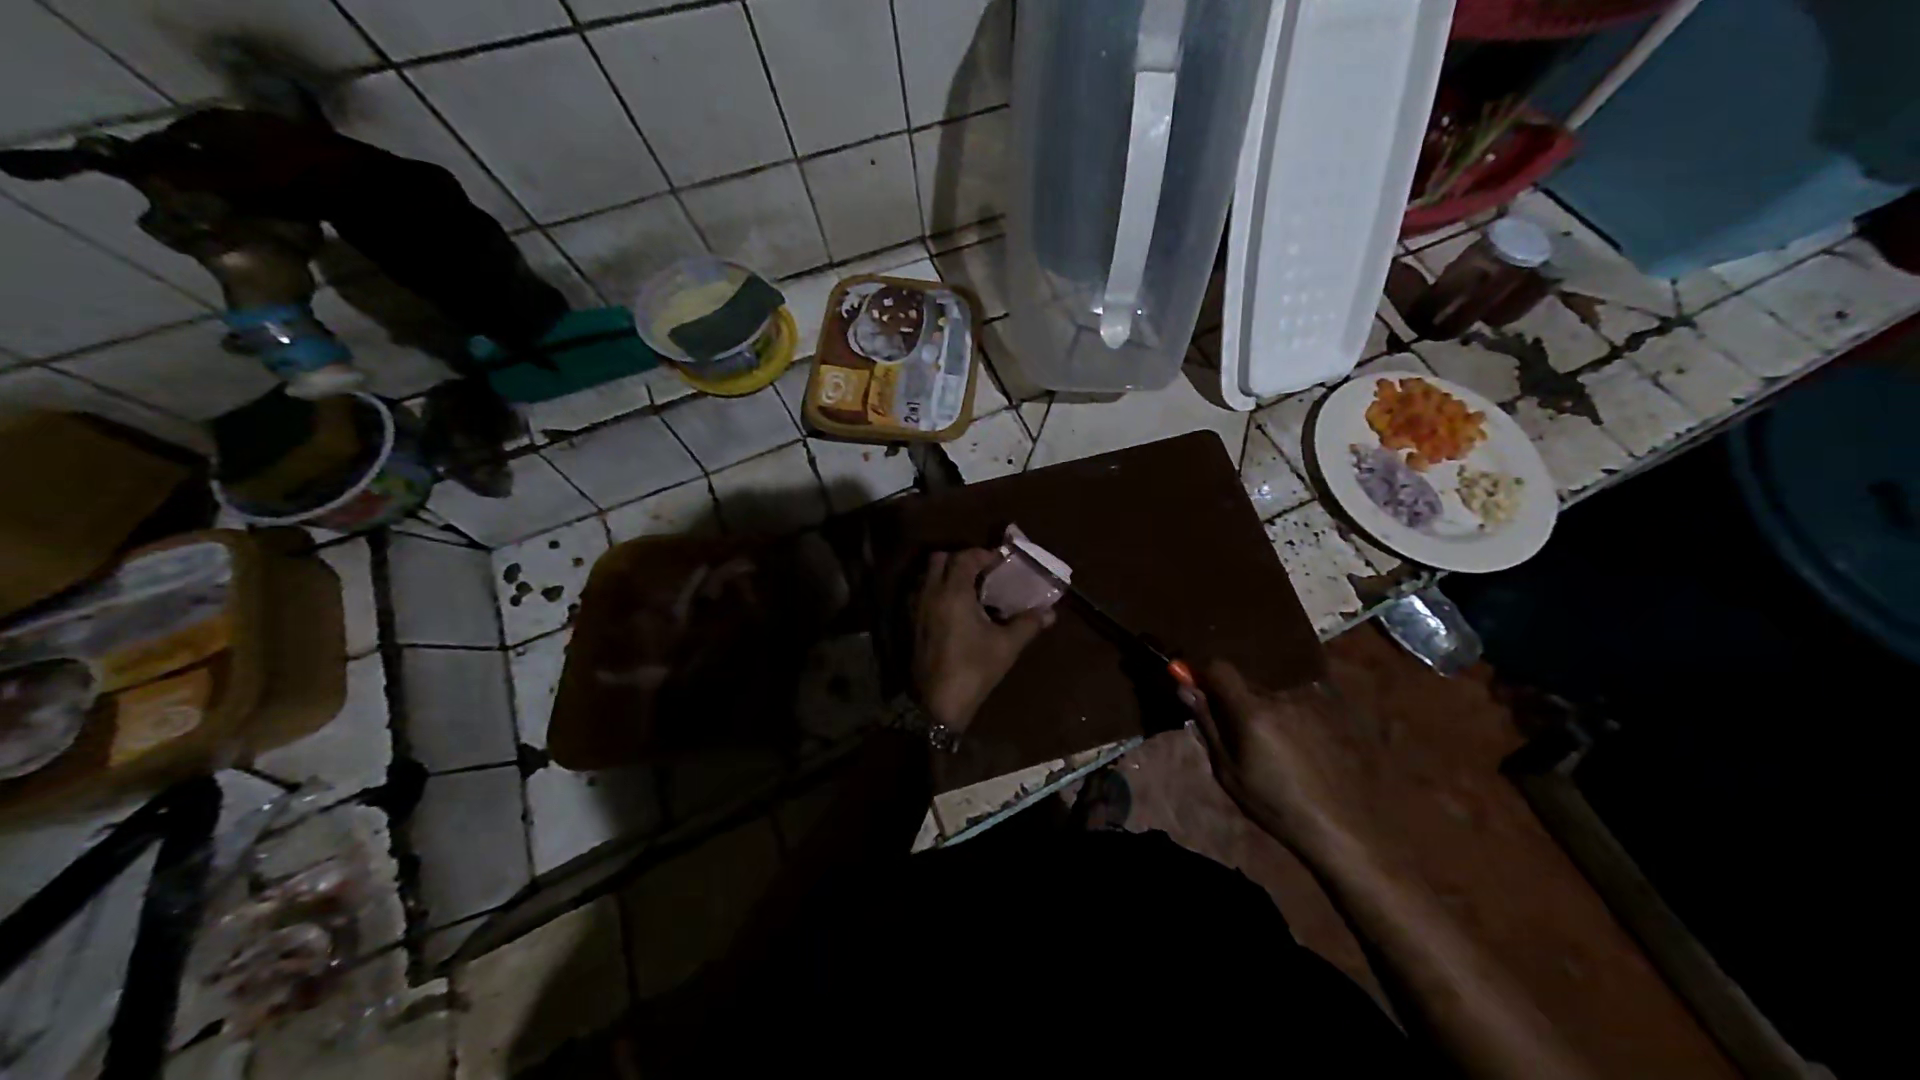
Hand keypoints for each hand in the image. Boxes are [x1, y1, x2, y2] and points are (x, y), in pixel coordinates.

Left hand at [912, 549, 1054, 731]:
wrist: (938, 703)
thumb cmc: (974, 669)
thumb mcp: (1007, 646)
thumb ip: (1028, 624)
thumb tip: (1050, 613)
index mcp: (953, 593)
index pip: (964, 558)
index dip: (982, 554)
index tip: (1000, 561)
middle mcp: (931, 594)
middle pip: (939, 559)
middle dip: (961, 558)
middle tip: (983, 571)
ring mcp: (917, 609)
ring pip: (928, 576)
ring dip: (948, 574)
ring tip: (972, 589)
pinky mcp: (913, 624)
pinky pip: (924, 594)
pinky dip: (939, 591)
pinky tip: (958, 609)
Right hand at [1181, 659, 1380, 852]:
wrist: (1341, 828)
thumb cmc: (1275, 805)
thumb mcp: (1229, 771)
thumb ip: (1207, 724)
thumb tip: (1184, 688)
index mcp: (1252, 712)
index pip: (1220, 668)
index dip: (1204, 674)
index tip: (1197, 691)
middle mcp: (1281, 698)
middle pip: (1246, 682)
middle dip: (1234, 699)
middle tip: (1235, 733)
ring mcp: (1310, 705)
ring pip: (1272, 695)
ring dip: (1262, 710)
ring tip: (1271, 749)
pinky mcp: (1332, 716)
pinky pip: (1297, 706)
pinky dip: (1287, 719)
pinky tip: (1298, 752)